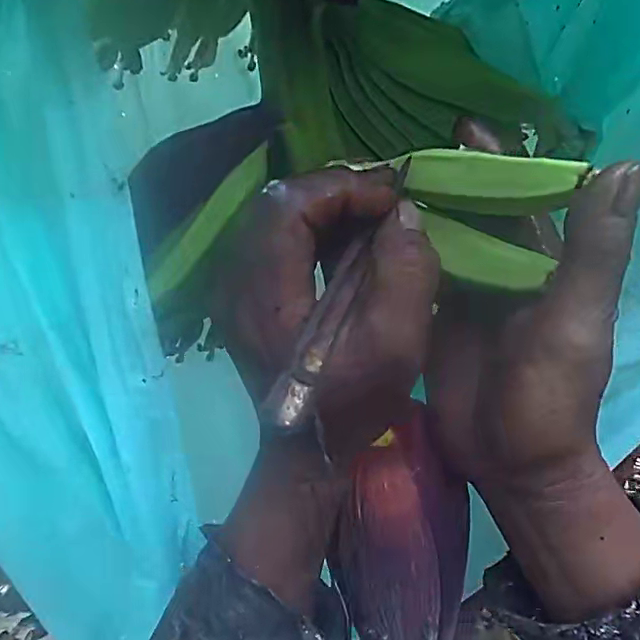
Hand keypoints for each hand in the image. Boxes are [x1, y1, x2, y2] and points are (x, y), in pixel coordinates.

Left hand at [215, 165, 440, 612]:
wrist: (305, 452)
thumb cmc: (351, 404)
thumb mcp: (395, 345)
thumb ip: (406, 271)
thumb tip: (402, 214)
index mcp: (262, 292)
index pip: (290, 203)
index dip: (344, 188)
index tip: (392, 200)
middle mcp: (234, 283)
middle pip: (277, 204)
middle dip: (335, 192)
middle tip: (384, 204)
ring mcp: (233, 291)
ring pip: (273, 220)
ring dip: (324, 210)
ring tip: (371, 219)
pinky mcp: (243, 300)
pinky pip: (273, 244)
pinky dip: (312, 233)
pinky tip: (346, 246)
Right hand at [425, 121, 639, 620]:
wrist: (512, 464)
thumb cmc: (552, 397)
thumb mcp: (577, 321)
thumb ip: (595, 250)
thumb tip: (627, 162)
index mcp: (546, 267)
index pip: (521, 202)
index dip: (500, 163)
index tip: (465, 126)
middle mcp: (505, 275)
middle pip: (473, 218)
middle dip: (444, 184)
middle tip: (399, 154)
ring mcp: (466, 301)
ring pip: (441, 246)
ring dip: (415, 217)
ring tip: (375, 185)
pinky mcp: (436, 326)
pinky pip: (416, 282)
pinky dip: (398, 260)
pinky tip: (368, 238)